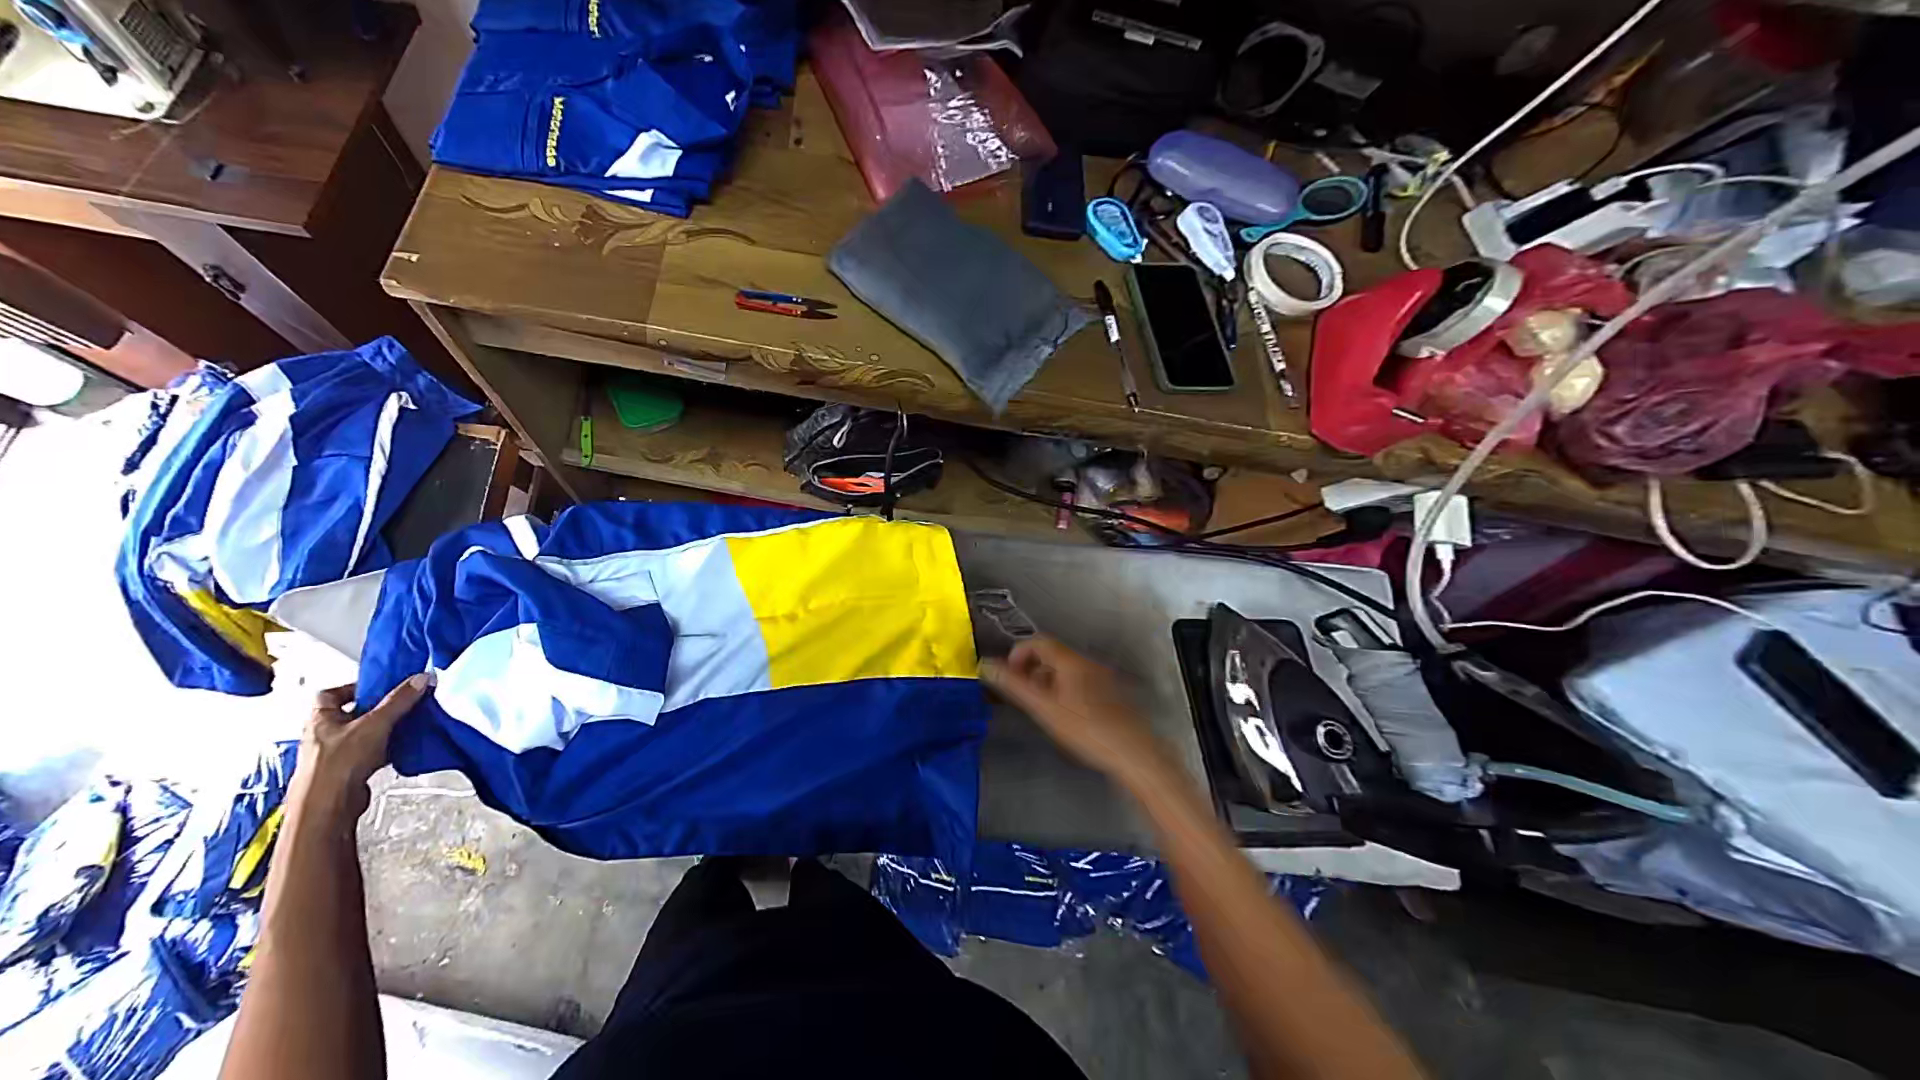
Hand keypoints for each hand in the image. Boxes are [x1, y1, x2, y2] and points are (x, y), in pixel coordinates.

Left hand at [288, 674, 429, 825]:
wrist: (329, 806)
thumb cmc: (338, 763)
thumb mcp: (376, 724)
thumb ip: (399, 700)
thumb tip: (420, 678)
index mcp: (319, 718)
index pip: (331, 693)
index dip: (355, 687)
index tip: (380, 686)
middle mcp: (323, 734)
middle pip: (352, 712)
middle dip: (377, 708)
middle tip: (400, 703)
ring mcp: (334, 753)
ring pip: (363, 733)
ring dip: (383, 729)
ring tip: (405, 724)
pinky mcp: (347, 770)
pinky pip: (370, 752)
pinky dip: (386, 748)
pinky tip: (401, 747)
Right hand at [980, 637, 1172, 788]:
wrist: (1133, 754)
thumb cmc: (1088, 730)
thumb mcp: (1044, 708)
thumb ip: (1014, 686)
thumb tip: (988, 666)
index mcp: (1072, 662)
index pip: (1039, 641)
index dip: (1018, 653)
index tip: (1009, 674)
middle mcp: (1088, 664)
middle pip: (1052, 655)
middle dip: (1031, 668)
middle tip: (1020, 691)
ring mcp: (1102, 679)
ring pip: (1066, 670)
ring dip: (1047, 681)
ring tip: (1040, 706)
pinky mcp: (1110, 695)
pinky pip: (1080, 682)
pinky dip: (1064, 691)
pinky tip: (1064, 716)